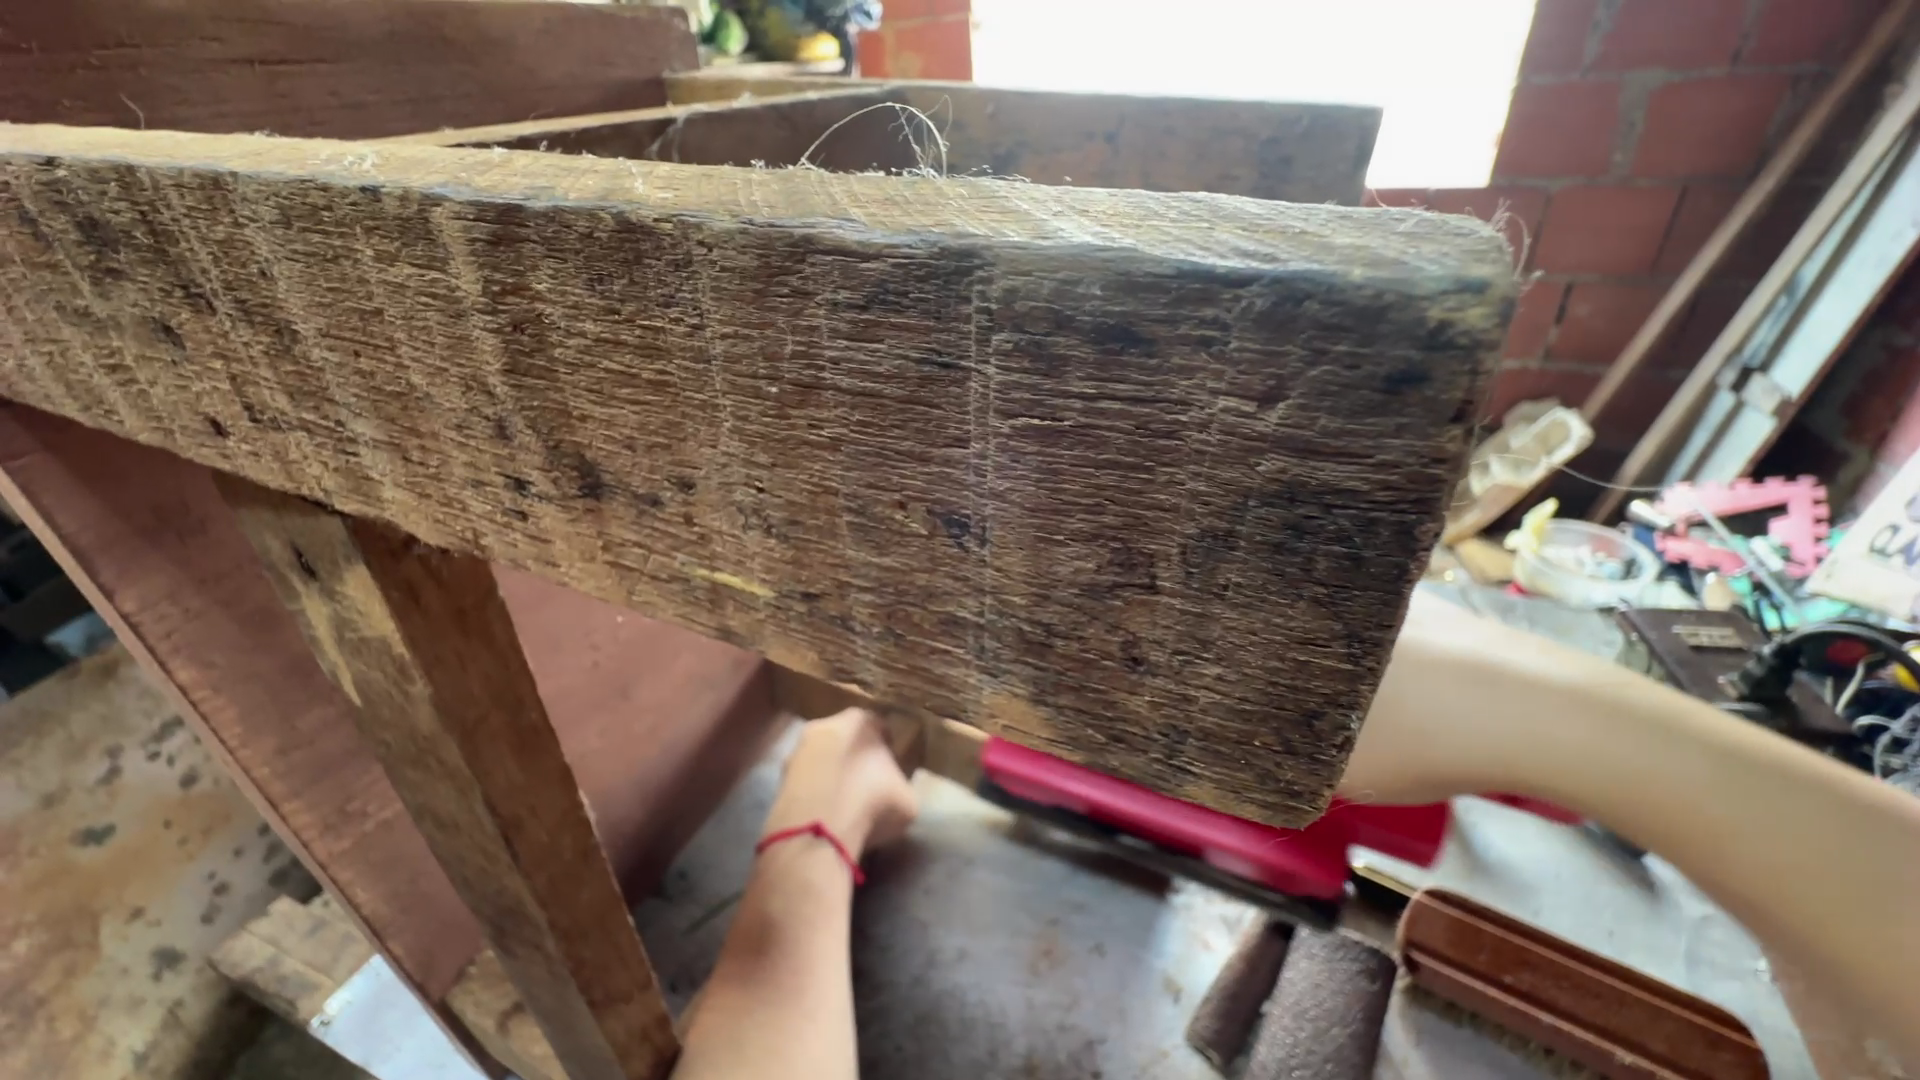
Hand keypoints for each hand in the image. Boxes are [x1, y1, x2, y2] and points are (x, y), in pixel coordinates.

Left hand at [763, 707, 918, 855]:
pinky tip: (826, 819)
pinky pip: (805, 786)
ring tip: (845, 806)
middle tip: (868, 785)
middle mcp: (825, 725)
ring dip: (831, 779)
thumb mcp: (908, 799)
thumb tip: (895, 793)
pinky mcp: (779, 782)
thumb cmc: (871, 802)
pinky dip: (814, 798)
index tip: (892, 766)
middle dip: (854, 759)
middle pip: (844, 740)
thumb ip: (900, 787)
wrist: (817, 829)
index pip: (877, 725)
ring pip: (821, 762)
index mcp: (861, 720)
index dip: (886, 746)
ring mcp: (797, 752)